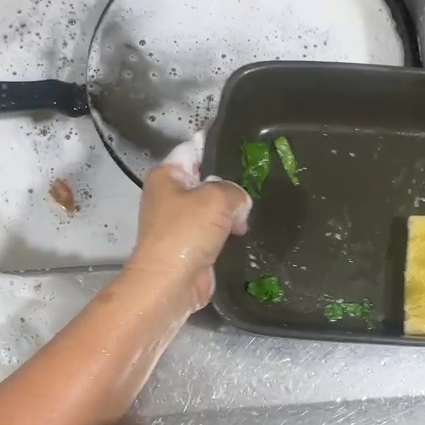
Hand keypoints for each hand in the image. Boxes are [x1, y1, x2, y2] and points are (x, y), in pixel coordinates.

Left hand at [122, 135, 252, 312]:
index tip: (244, 141)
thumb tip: (239, 204)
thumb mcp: (217, 197)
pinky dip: (228, 231)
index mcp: (166, 175)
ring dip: (232, 211)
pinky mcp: (190, 245)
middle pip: (206, 178)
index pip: (193, 148)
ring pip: (213, 206)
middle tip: (258, 181)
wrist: (171, 283)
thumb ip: (235, 190)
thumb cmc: (187, 233)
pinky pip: (214, 230)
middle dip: (230, 182)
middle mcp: (170, 195)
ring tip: (250, 214)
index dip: (217, 143)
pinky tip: (244, 233)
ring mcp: (179, 222)